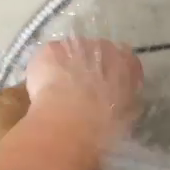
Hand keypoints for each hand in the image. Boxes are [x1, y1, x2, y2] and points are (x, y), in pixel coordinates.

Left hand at [25, 38, 143, 143]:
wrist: (70, 121)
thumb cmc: (103, 124)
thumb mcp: (126, 118)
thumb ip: (127, 104)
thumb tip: (123, 103)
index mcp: (127, 64)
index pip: (126, 63)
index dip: (115, 77)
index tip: (108, 91)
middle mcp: (104, 47)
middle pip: (97, 53)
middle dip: (90, 69)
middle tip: (82, 91)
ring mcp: (76, 45)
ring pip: (71, 52)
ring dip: (67, 67)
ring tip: (59, 91)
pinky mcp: (51, 49)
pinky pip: (49, 57)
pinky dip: (46, 69)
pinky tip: (43, 88)